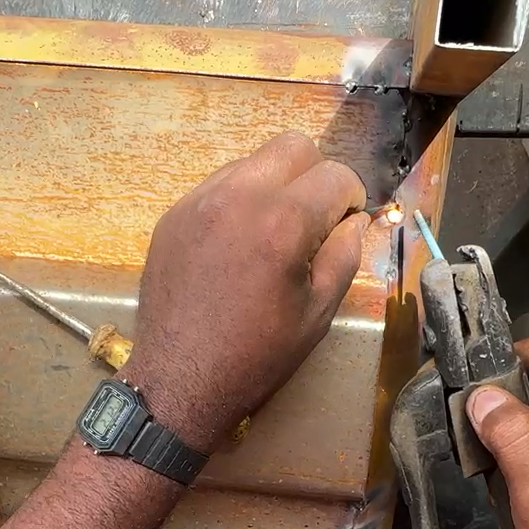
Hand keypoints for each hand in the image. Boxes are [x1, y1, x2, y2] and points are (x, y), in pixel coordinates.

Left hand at [120, 132, 368, 452]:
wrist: (180, 381)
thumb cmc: (255, 358)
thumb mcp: (316, 316)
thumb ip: (344, 257)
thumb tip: (355, 221)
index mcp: (283, 223)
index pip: (336, 175)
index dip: (353, 199)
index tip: (346, 225)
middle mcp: (239, 196)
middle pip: (294, 146)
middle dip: (315, 176)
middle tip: (313, 221)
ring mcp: (199, 201)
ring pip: (252, 161)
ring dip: (275, 186)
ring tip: (271, 236)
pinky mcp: (173, 216)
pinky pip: (218, 186)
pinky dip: (239, 202)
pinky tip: (236, 247)